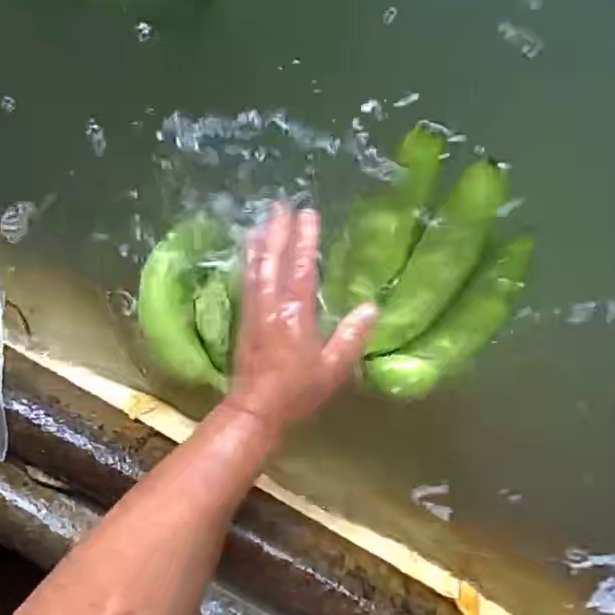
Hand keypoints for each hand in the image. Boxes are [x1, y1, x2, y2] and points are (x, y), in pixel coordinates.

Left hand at [222, 204, 375, 431]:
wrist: (254, 409)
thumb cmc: (296, 392)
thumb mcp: (332, 370)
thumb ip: (351, 338)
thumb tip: (371, 308)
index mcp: (295, 316)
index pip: (300, 270)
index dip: (304, 240)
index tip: (309, 214)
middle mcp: (271, 307)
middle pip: (273, 261)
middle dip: (278, 231)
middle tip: (281, 205)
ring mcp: (254, 312)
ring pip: (255, 269)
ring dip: (260, 242)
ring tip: (263, 219)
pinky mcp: (243, 320)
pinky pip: (246, 282)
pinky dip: (249, 262)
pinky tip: (250, 253)